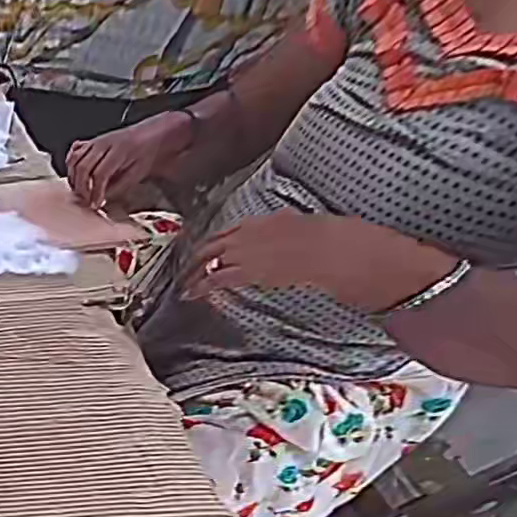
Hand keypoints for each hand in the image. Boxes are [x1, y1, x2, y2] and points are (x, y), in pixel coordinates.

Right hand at [67, 111, 194, 209]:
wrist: (152, 135)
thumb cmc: (146, 153)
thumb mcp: (136, 175)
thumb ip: (116, 188)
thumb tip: (100, 200)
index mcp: (120, 149)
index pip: (100, 174)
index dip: (95, 193)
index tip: (94, 205)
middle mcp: (105, 143)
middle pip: (83, 167)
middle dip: (81, 188)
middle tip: (86, 200)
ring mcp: (96, 141)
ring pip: (75, 159)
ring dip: (73, 178)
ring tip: (80, 191)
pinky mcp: (91, 142)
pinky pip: (75, 151)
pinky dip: (71, 164)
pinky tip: (75, 175)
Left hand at [183, 211, 457, 311]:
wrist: (334, 249)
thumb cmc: (325, 239)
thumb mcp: (299, 225)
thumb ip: (281, 229)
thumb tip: (278, 231)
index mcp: (261, 221)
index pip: (224, 233)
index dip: (207, 246)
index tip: (197, 255)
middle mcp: (247, 234)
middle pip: (209, 247)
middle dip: (192, 261)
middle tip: (182, 274)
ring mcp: (245, 252)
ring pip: (207, 263)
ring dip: (192, 276)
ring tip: (182, 288)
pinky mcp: (247, 271)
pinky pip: (215, 279)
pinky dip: (200, 286)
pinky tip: (191, 295)